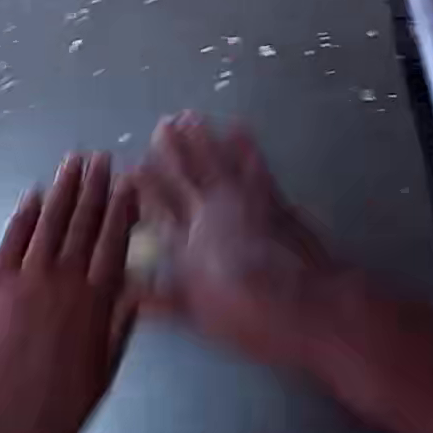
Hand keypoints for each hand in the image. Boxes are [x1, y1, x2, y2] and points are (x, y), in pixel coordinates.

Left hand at [0, 151, 137, 432]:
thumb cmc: (54, 414)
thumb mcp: (102, 375)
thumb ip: (119, 327)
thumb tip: (131, 289)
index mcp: (95, 301)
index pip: (114, 239)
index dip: (123, 207)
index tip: (129, 181)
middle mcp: (63, 281)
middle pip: (84, 222)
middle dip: (96, 187)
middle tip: (102, 158)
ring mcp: (26, 281)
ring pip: (50, 223)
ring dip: (63, 190)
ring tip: (73, 163)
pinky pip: (10, 242)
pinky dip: (22, 217)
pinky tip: (32, 196)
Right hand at [133, 112, 340, 366]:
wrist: (305, 305)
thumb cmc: (248, 317)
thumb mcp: (197, 316)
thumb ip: (162, 299)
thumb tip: (128, 288)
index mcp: (188, 243)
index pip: (160, 206)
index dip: (146, 184)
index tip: (133, 163)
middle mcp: (212, 214)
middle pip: (187, 175)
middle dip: (171, 148)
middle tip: (161, 124)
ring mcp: (243, 200)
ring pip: (216, 161)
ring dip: (202, 137)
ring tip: (189, 115)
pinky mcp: (271, 196)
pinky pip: (253, 164)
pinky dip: (245, 144)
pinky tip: (238, 125)